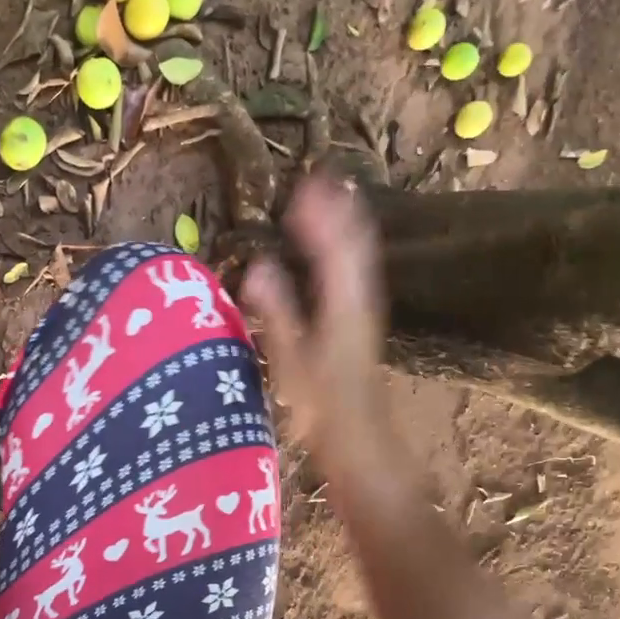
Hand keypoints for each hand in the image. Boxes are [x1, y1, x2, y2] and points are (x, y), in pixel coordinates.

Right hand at [239, 177, 391, 462]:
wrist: (360, 439)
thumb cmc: (321, 406)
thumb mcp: (290, 360)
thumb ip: (275, 311)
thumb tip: (255, 267)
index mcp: (343, 304)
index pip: (333, 245)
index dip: (319, 213)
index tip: (303, 184)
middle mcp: (360, 299)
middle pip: (353, 242)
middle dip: (336, 209)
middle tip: (318, 179)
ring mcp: (364, 310)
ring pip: (358, 256)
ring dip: (343, 226)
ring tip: (329, 200)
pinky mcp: (361, 322)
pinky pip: (355, 272)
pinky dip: (343, 251)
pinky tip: (330, 252)